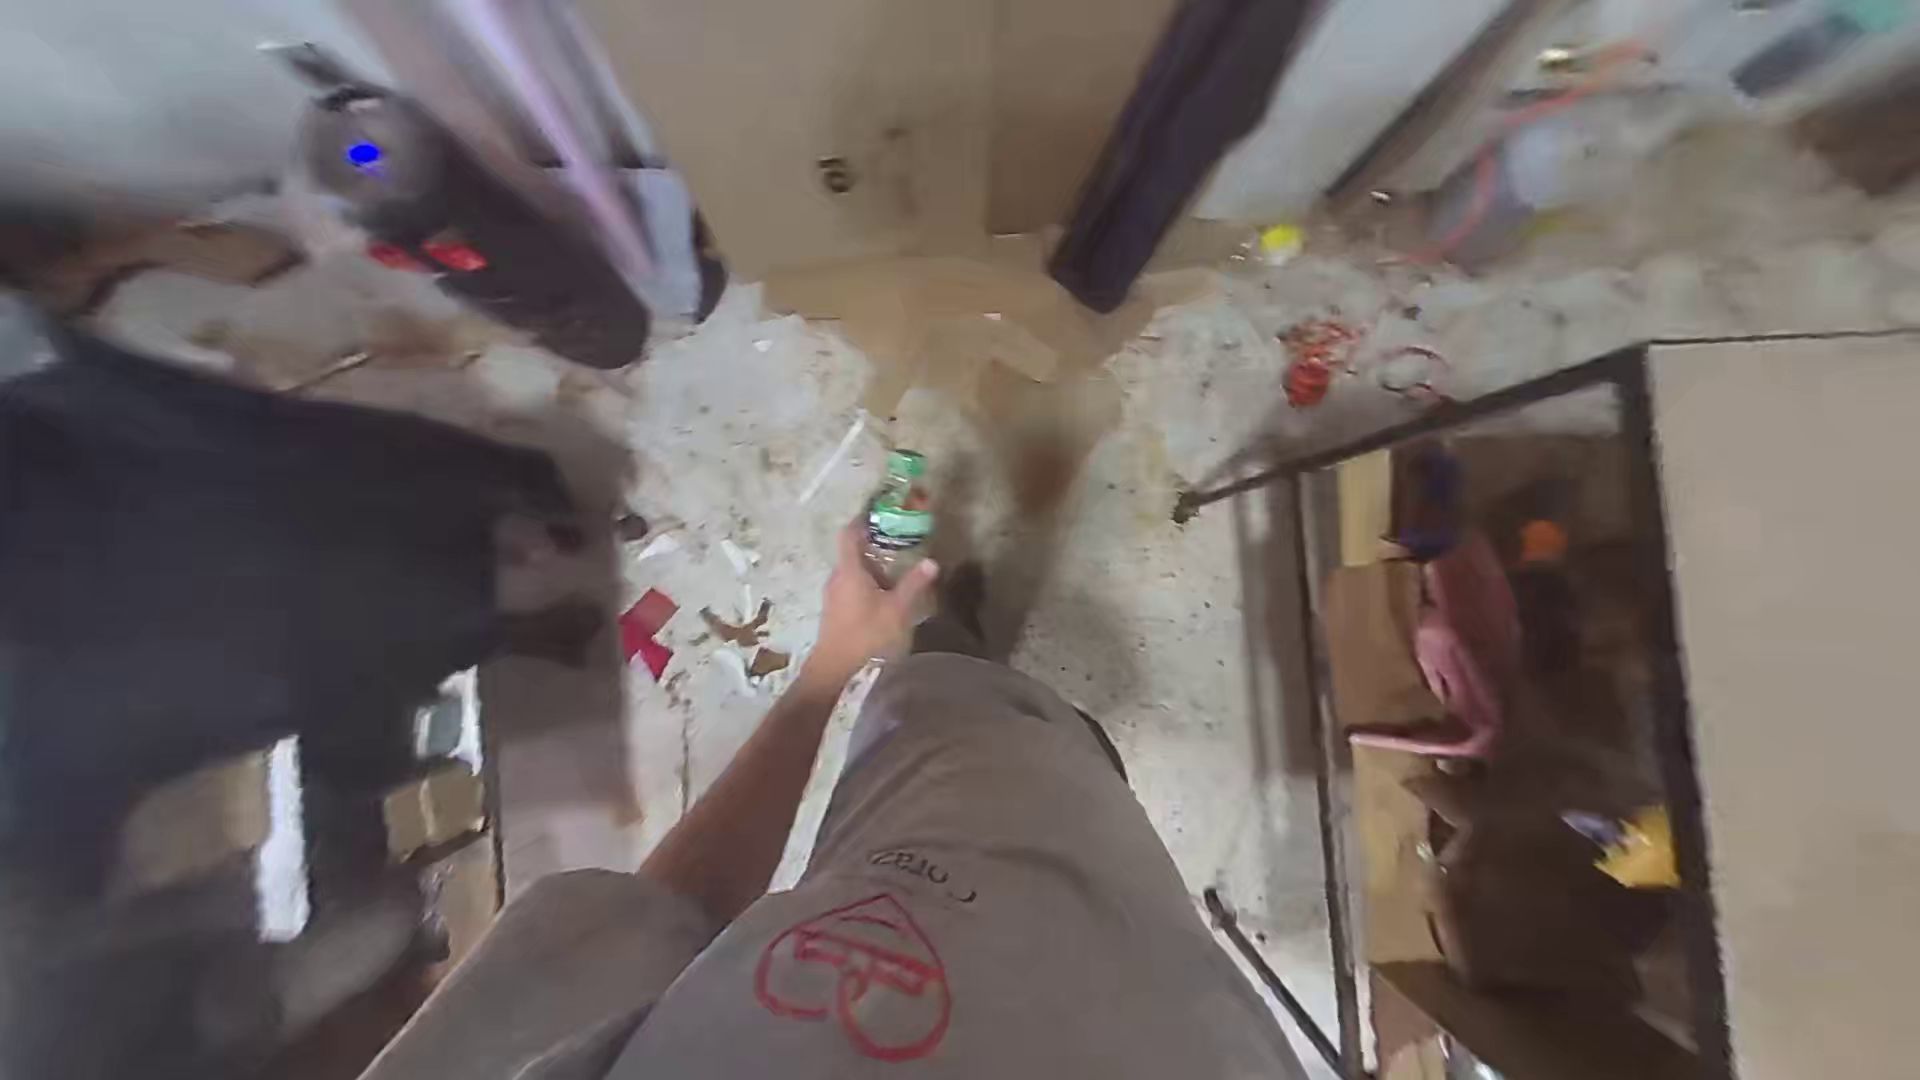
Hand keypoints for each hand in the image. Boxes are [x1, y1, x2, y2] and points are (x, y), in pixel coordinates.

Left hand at [801, 523, 938, 689]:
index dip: (862, 520)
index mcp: (850, 570)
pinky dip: (866, 580)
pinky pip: (850, 583)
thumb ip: (914, 584)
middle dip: (874, 544)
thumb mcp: (896, 609)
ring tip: (896, 568)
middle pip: (852, 550)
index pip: (849, 534)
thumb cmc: (865, 633)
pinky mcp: (834, 606)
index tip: (880, 512)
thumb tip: (932, 561)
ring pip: (852, 569)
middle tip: (898, 541)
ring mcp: (833, 592)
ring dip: (871, 565)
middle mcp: (838, 576)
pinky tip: (883, 593)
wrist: (834, 665)